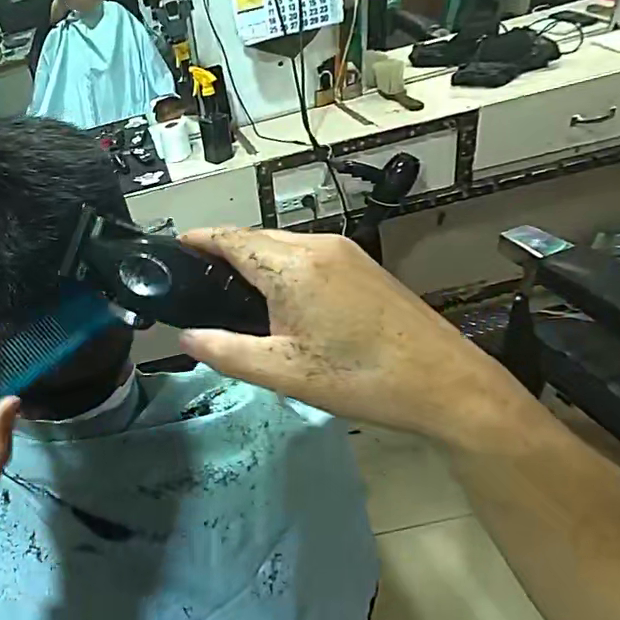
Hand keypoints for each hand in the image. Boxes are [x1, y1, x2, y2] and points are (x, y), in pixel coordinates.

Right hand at [177, 228, 536, 446]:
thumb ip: (227, 352)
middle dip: (225, 253)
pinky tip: (283, 300)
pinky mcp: (364, 265)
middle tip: (201, 286)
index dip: (199, 239)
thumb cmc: (361, 380)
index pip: (230, 237)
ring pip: (284, 245)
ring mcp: (346, 252)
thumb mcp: (284, 372)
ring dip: (257, 261)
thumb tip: (187, 338)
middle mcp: (319, 246)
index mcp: (292, 266)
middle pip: (257, 237)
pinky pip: (310, 255)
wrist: (444, 381)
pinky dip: (285, 268)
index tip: (175, 250)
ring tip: (237, 298)